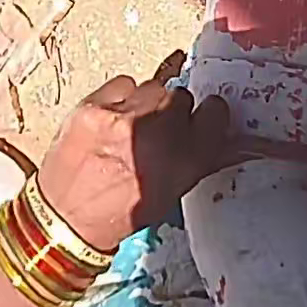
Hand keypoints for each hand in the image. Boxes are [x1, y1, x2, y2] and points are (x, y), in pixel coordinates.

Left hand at [35, 54, 230, 251]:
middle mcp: (159, 133)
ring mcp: (124, 116)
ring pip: (153, 87)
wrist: (63, 222)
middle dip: (172, 112)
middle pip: (182, 96)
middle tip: (157, 132)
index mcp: (186, 159)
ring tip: (131, 127)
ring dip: (146, 104)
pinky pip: (124, 84)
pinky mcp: (95, 105)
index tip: (198, 121)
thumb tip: (242, 139)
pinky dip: (121, 97)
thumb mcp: (176, 189)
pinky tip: (113, 118)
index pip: (216, 110)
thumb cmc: (123, 210)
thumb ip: (210, 155)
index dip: (207, 115)